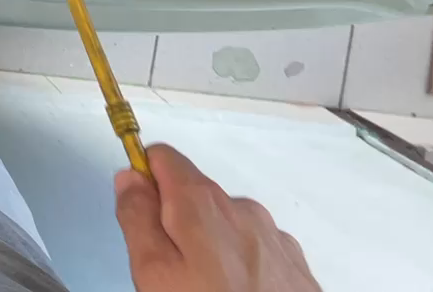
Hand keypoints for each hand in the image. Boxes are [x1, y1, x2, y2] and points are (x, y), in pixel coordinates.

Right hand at [115, 144, 319, 291]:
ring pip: (227, 225)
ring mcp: (277, 240)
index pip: (161, 156)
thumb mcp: (152, 272)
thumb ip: (135, 215)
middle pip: (194, 195)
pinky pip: (259, 252)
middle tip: (178, 276)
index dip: (145, 183)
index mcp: (202, 199)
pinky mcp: (302, 272)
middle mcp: (242, 208)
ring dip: (214, 248)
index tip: (147, 226)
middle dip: (179, 224)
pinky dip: (246, 268)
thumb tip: (131, 176)